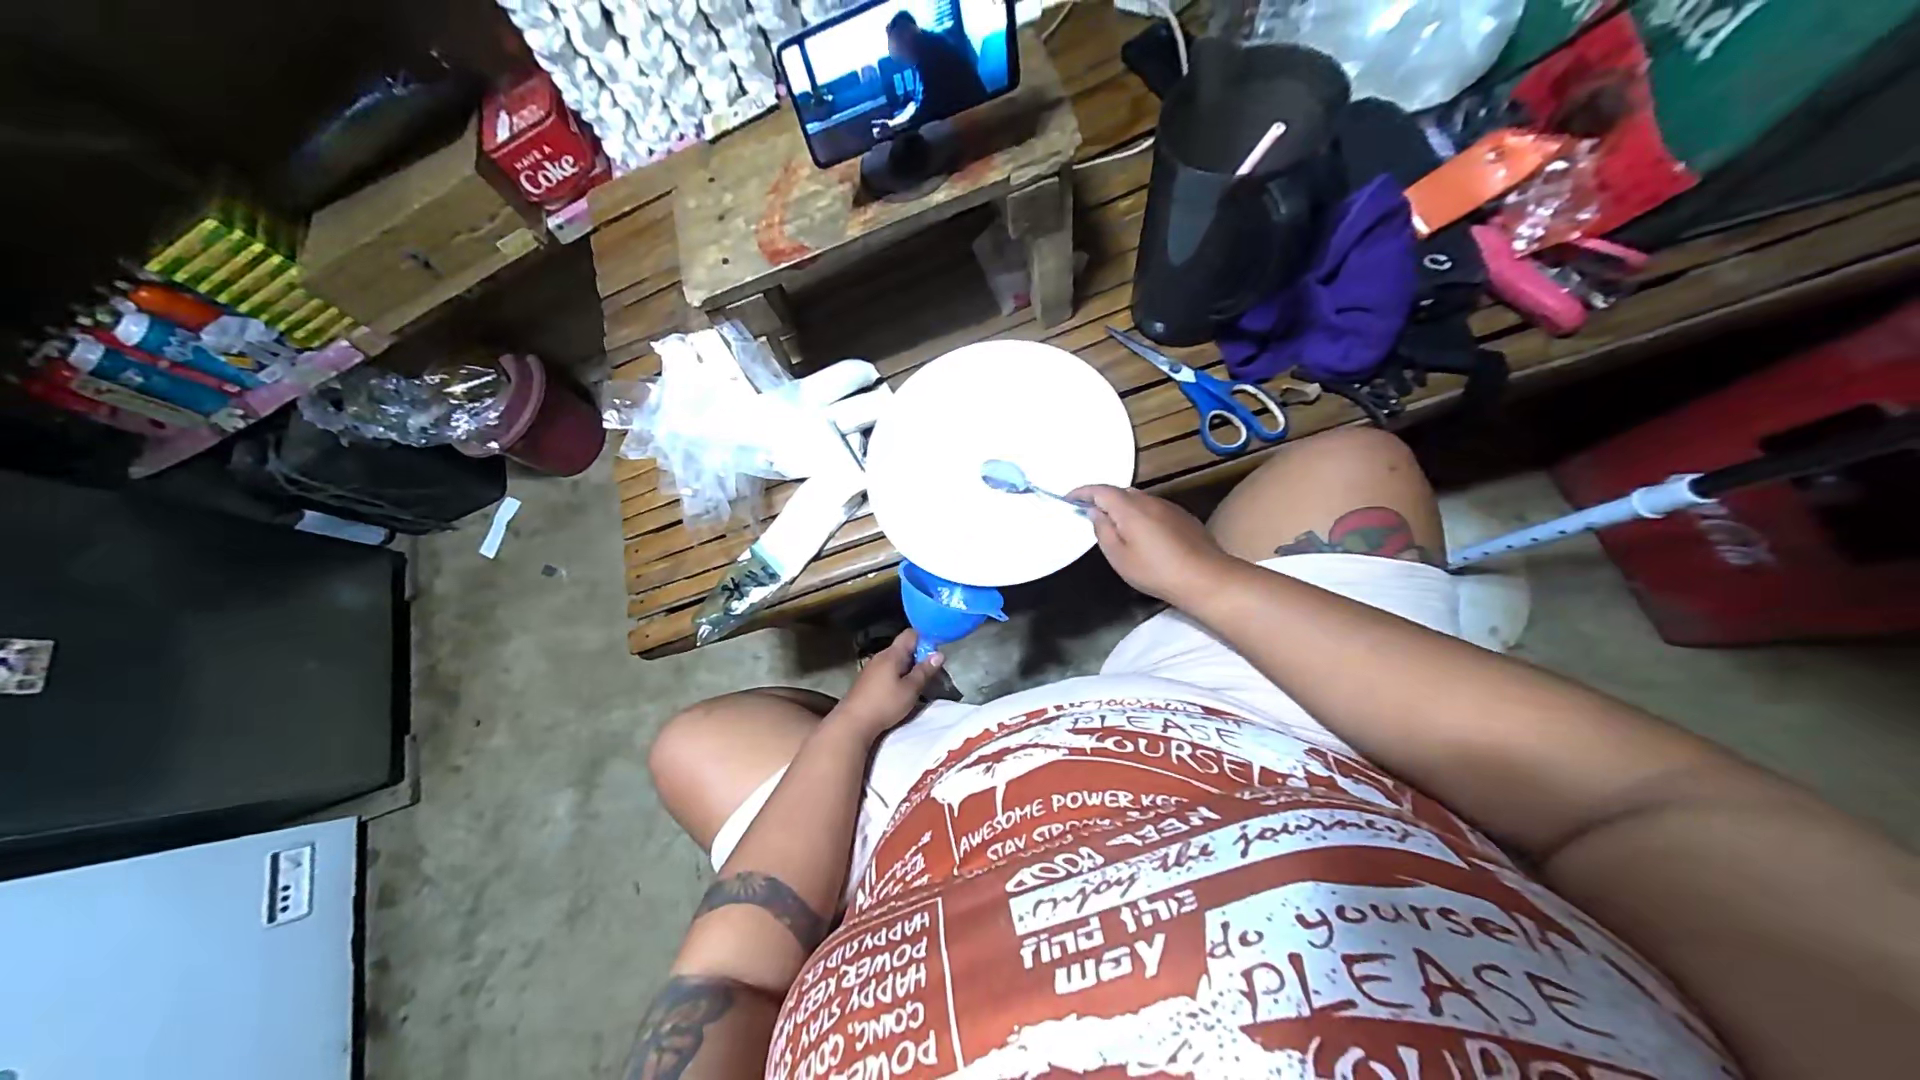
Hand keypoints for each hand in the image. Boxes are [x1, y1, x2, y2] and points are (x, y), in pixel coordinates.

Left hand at [829, 629, 942, 739]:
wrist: (852, 722)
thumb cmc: (885, 704)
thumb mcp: (910, 689)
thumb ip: (924, 671)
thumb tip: (939, 654)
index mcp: (892, 654)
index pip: (910, 634)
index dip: (925, 639)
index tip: (935, 653)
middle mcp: (880, 656)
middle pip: (902, 647)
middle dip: (917, 656)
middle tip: (930, 671)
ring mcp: (871, 668)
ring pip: (894, 660)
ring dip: (907, 667)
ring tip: (917, 682)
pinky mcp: (866, 680)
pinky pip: (886, 670)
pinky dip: (896, 675)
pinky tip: (900, 690)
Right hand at [1068, 484, 1236, 605]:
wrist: (1205, 578)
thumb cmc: (1155, 571)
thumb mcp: (1118, 556)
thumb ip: (1103, 530)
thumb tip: (1095, 511)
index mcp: (1129, 508)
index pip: (1100, 490)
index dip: (1082, 492)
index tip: (1068, 499)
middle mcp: (1149, 500)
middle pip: (1120, 492)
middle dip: (1102, 499)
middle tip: (1090, 516)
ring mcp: (1169, 507)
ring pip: (1139, 500)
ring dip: (1123, 508)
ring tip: (1116, 528)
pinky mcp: (1183, 517)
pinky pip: (1154, 509)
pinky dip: (1141, 515)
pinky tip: (1143, 536)